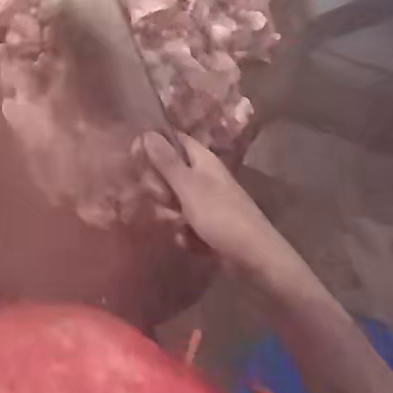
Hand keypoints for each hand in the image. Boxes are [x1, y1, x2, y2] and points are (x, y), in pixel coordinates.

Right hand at [141, 132, 280, 264]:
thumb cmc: (221, 216)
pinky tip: (190, 241)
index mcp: (202, 160)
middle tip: (164, 198)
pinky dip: (184, 232)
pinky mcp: (207, 226)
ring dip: (168, 212)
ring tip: (176, 223)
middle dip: (159, 186)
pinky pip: (183, 222)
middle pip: (167, 170)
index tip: (136, 159)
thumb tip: (146, 133)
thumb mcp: (188, 186)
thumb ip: (166, 161)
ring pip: (172, 199)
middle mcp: (203, 176)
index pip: (172, 139)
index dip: (153, 145)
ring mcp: (206, 202)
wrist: (256, 260)